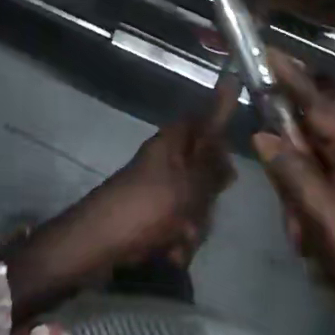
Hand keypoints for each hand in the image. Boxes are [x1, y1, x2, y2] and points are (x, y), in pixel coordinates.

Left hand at [83, 74, 239, 264]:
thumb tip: (227, 150)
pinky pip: (181, 225)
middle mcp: (167, 160)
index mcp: (172, 143)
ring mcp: (160, 187)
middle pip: (206, 168)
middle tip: (198, 209)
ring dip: (193, 225)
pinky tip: (170, 253)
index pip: (202, 118)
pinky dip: (178, 241)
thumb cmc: (146, 207)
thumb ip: (210, 170)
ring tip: (179, 238)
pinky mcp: (154, 214)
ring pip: (196, 202)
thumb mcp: (186, 187)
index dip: (219, 108)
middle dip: (208, 197)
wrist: (101, 242)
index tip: (232, 82)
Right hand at [255, 54, 334, 334]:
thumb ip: (295, 176)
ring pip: (309, 175)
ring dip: (299, 207)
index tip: (268, 51)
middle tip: (293, 218)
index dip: (292, 78)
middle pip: (307, 143)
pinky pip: (320, 200)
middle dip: (289, 174)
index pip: (319, 105)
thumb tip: (263, 136)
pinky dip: (310, 222)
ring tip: (308, 245)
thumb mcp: (333, 224)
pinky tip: (317, 254)